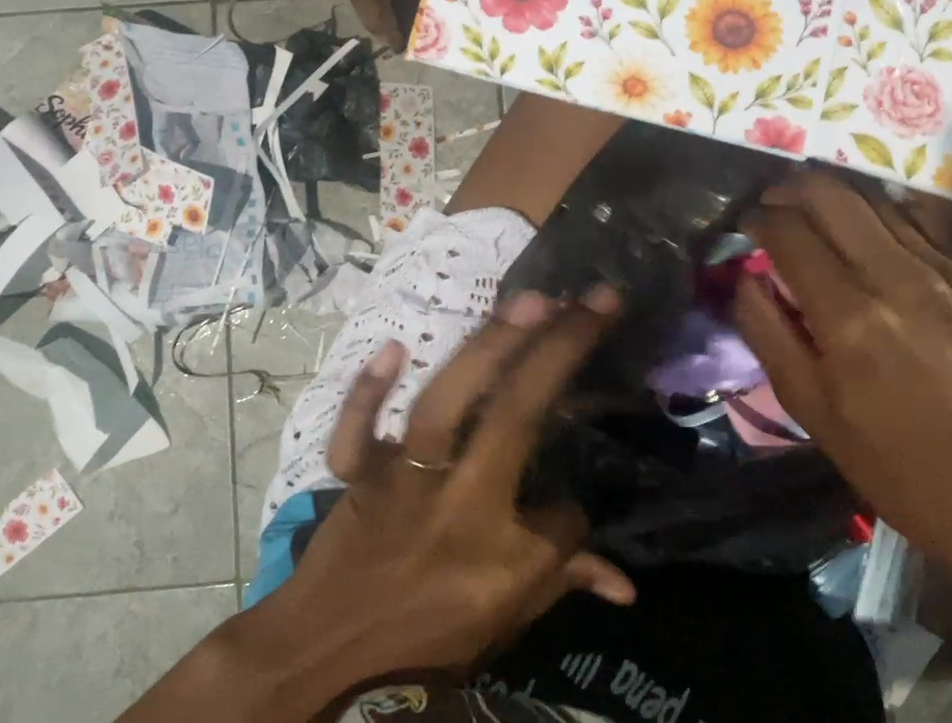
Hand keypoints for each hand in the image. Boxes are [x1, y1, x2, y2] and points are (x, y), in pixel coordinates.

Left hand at [273, 287, 636, 680]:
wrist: (325, 651)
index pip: (565, 514)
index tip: (566, 503)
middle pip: (514, 419)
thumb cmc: (424, 635)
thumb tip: (626, 582)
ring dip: (485, 349)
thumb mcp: (504, 620)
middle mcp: (455, 504)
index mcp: (500, 552)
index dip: (575, 510)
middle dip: (558, 353)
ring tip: (529, 302)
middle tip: (591, 301)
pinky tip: (395, 346)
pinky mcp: (357, 475)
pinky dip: (366, 391)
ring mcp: (400, 483)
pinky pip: (354, 433)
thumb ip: (564, 582)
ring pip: (441, 408)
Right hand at [730, 170, 951, 625]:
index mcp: (851, 317)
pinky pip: (925, 225)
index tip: (744, 221)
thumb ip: (766, 331)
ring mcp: (950, 274)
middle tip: (772, 201)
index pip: (790, 233)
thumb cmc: (888, 460)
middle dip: (792, 188)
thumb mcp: (807, 406)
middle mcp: (901, 279)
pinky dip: (886, 220)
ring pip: (880, 201)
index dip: (758, 218)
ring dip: (838, 198)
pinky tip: (872, 239)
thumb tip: (744, 276)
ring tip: (814, 211)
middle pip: (835, 196)